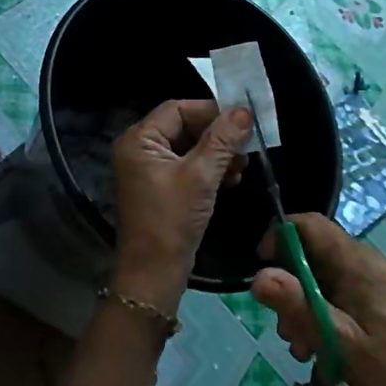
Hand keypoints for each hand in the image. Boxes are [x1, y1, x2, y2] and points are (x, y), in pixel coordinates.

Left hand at [109, 101, 250, 309]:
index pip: (178, 108)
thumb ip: (222, 140)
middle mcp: (139, 149)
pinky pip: (187, 166)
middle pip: (185, 126)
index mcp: (139, 140)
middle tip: (246, 147)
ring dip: (217, 153)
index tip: (242, 122)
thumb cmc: (172, 220)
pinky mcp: (160, 187)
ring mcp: (149, 169)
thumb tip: (244, 110)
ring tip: (241, 167)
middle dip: (218, 136)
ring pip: (190, 147)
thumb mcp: (201, 176)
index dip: (211, 112)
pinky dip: (209, 169)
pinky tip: (231, 179)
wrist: (153, 276)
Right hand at [252, 214, 385, 385]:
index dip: (281, 236)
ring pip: (327, 275)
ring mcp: (379, 279)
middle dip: (291, 285)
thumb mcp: (337, 340)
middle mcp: (369, 261)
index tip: (263, 267)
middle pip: (316, 253)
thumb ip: (297, 306)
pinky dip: (326, 311)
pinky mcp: (384, 297)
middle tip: (285, 330)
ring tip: (303, 347)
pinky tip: (324, 347)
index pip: (311, 224)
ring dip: (307, 305)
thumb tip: (258, 277)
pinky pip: (344, 290)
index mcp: (359, 263)